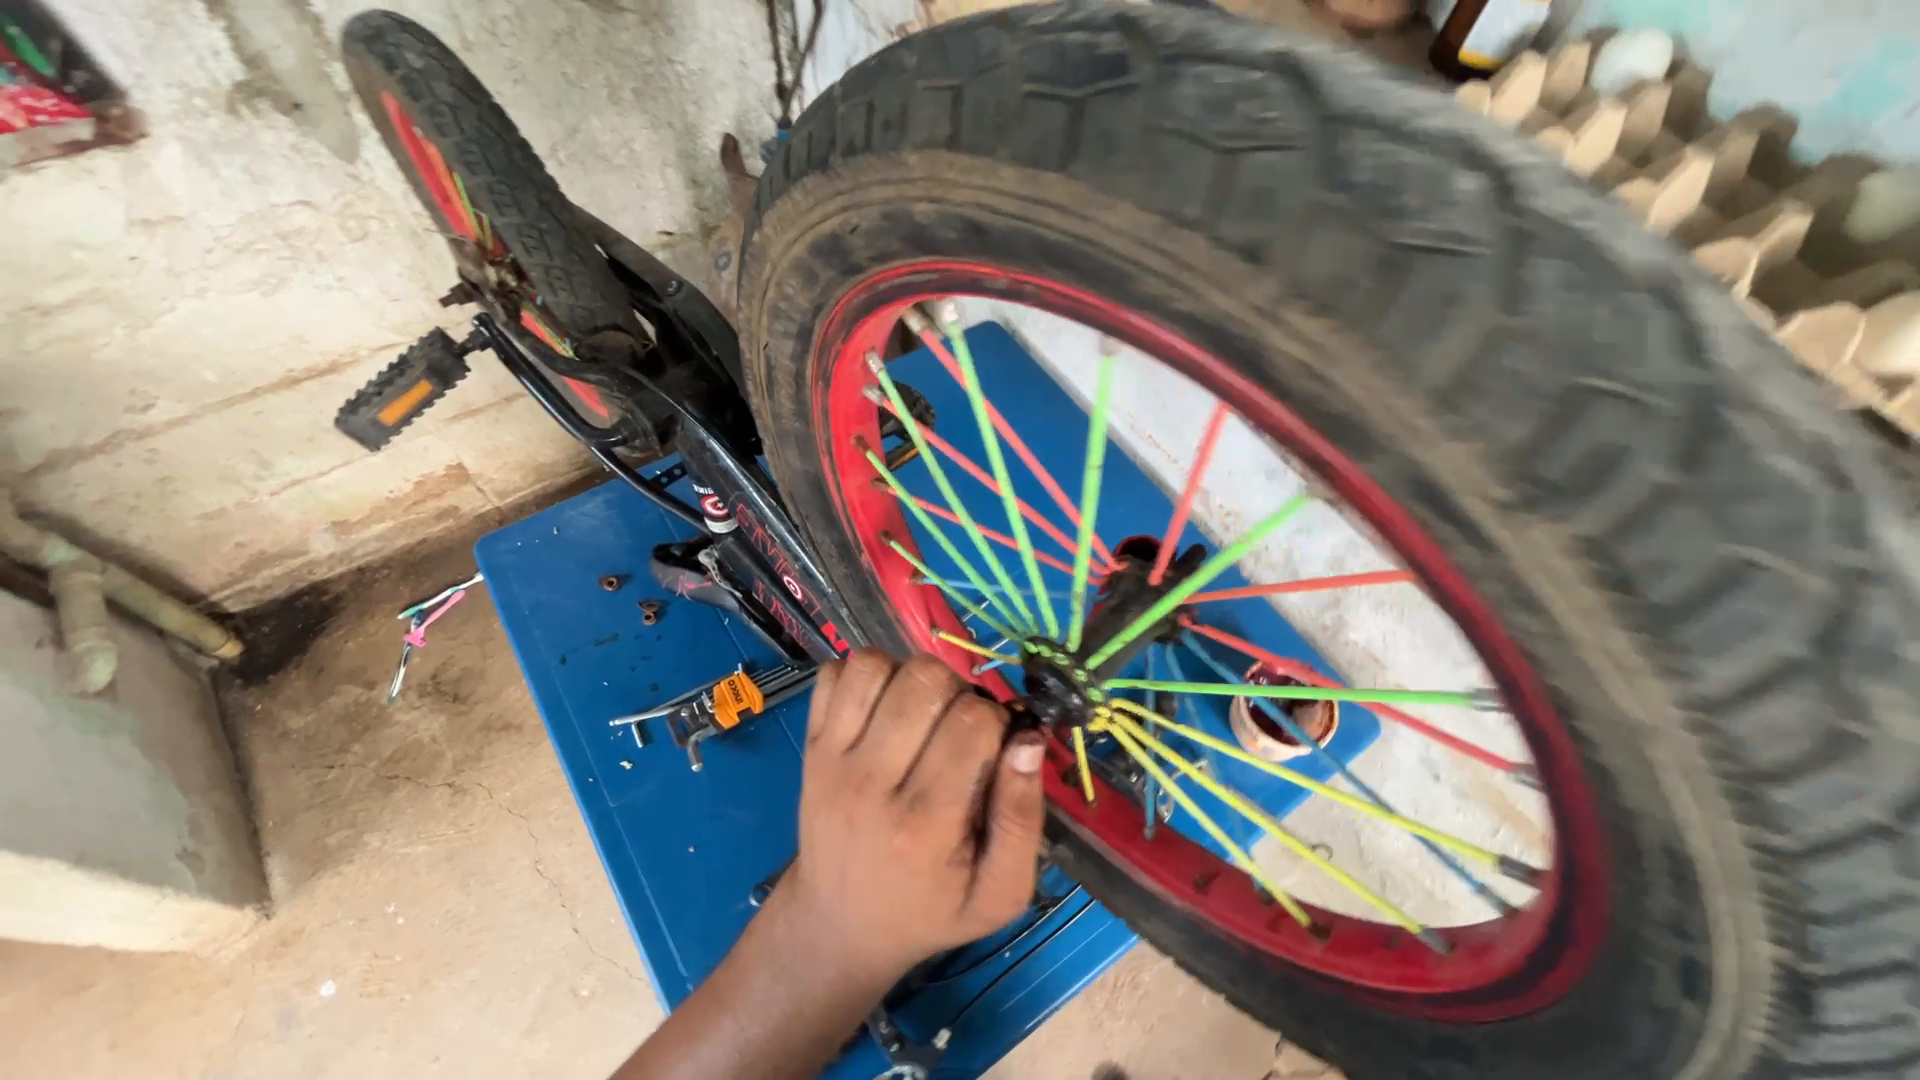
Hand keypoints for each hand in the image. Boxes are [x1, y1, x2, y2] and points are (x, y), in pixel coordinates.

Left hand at [774, 649, 1048, 987]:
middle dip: (958, 691)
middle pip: (925, 681)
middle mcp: (872, 783)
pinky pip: (834, 673)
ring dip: (910, 676)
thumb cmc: (930, 909)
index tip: (994, 748)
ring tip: (922, 712)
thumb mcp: (999, 893)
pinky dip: (865, 676)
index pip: (973, 722)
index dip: (997, 721)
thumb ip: (1024, 819)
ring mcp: (831, 759)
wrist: (840, 924)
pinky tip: (883, 708)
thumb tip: (1029, 739)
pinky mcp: (808, 744)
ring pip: (876, 665)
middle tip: (958, 727)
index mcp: (926, 824)